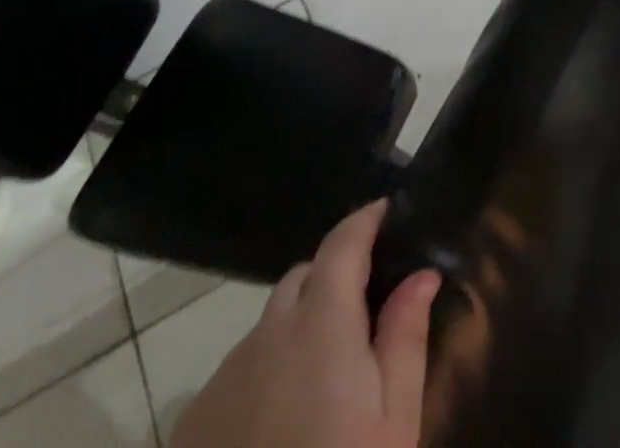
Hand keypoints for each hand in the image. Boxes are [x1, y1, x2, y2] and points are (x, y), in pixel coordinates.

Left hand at [170, 199, 441, 447]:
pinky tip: (289, 408)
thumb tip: (421, 274)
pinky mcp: (198, 411)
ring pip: (271, 322)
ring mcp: (227, 372)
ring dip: (303, 322)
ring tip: (332, 366)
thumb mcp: (395, 412)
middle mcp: (267, 333)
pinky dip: (272, 362)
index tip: (385, 208)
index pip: (341, 245)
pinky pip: (243, 363)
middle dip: (336, 272)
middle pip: (303, 277)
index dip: (364, 219)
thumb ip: (406, 335)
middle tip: (369, 301)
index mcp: (322, 324)